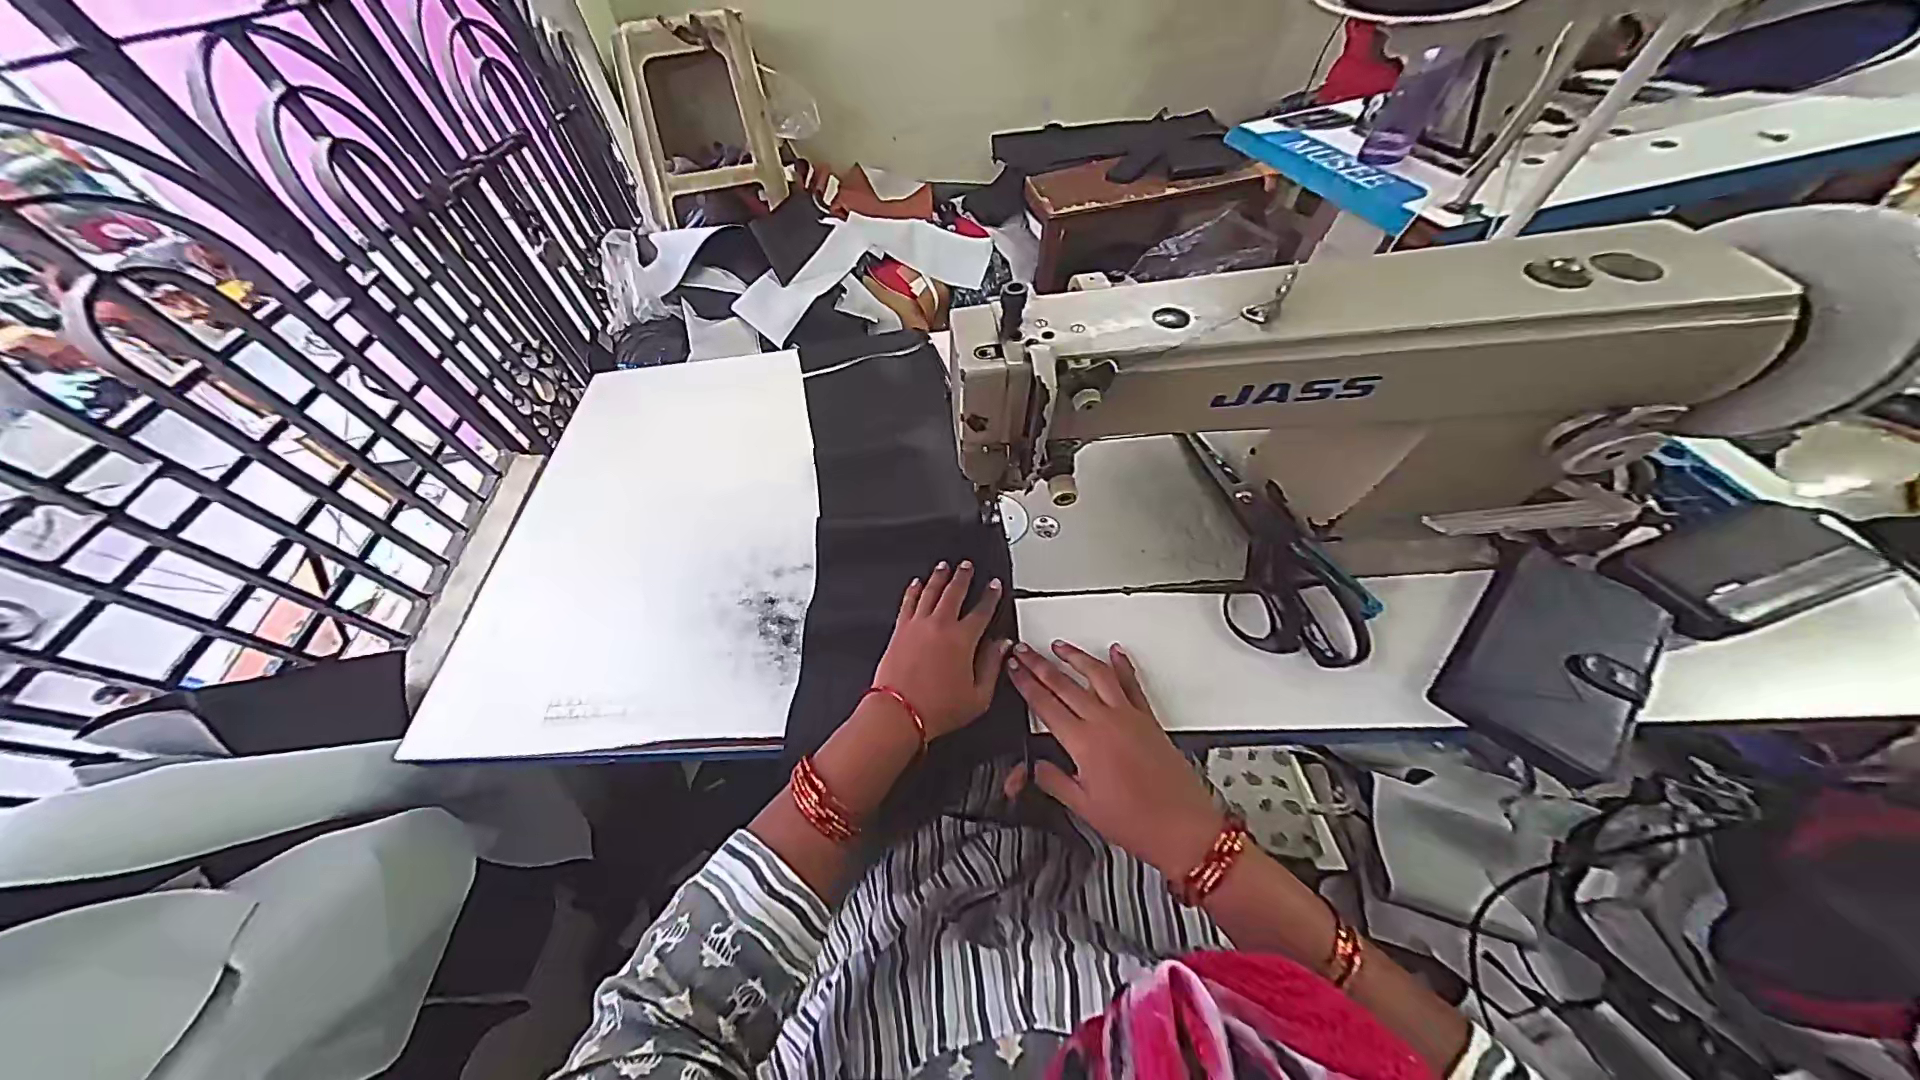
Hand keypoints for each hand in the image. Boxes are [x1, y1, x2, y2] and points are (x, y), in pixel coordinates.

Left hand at [872, 561, 1010, 738]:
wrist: (899, 713)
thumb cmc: (936, 708)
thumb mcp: (978, 695)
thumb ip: (992, 666)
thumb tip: (1002, 647)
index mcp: (963, 639)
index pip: (982, 610)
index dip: (990, 595)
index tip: (994, 586)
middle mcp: (940, 626)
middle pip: (954, 591)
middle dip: (963, 576)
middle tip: (967, 566)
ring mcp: (917, 625)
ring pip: (930, 591)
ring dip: (939, 576)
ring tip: (944, 566)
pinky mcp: (899, 630)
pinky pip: (908, 602)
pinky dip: (913, 590)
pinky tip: (916, 583)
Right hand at [1005, 641, 1225, 878]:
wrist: (1183, 827)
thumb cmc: (1139, 821)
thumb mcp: (1084, 807)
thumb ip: (1054, 781)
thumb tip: (1038, 767)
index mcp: (1084, 743)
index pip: (1045, 704)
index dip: (1026, 683)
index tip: (1015, 669)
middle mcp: (1105, 722)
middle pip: (1064, 683)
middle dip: (1039, 663)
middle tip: (1025, 650)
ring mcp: (1129, 716)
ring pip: (1097, 674)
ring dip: (1076, 656)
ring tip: (1060, 646)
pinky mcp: (1149, 719)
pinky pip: (1131, 684)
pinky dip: (1122, 665)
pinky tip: (1115, 653)